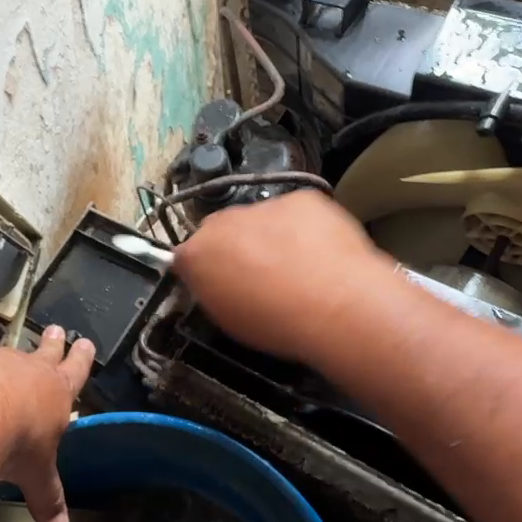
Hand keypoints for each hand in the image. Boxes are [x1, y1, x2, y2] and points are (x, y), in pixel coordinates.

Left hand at [0, 325, 93, 521]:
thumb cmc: (17, 442)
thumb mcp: (36, 475)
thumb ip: (46, 498)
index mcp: (55, 394)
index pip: (74, 372)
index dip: (80, 359)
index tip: (84, 342)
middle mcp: (28, 371)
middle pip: (44, 352)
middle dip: (52, 343)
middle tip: (55, 328)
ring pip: (7, 356)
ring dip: (10, 357)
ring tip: (8, 355)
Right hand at [171, 190, 396, 365]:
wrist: (335, 305)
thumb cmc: (277, 323)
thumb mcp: (227, 319)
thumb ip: (212, 290)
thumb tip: (214, 281)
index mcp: (196, 253)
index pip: (186, 255)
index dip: (203, 270)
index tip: (221, 283)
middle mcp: (222, 222)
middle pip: (220, 230)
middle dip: (234, 247)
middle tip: (258, 275)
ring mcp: (262, 206)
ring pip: (259, 219)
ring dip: (270, 235)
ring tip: (297, 266)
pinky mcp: (301, 199)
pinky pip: (295, 211)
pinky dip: (303, 226)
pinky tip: (318, 251)